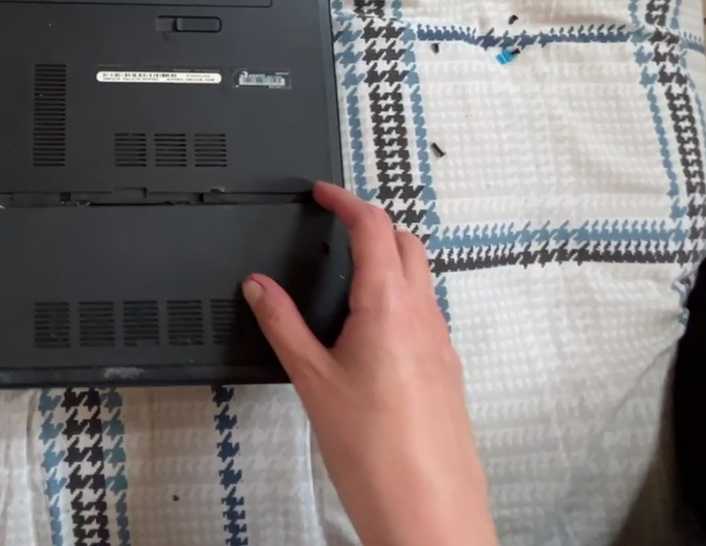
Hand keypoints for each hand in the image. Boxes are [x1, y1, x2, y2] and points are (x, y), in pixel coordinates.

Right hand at [244, 181, 496, 545]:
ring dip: (389, 256)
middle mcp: (424, 317)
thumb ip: (282, 323)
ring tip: (347, 271)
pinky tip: (369, 327)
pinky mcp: (447, 370)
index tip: (323, 192)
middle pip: (406, 241)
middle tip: (336, 222)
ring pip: (421, 275)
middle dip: (371, 222)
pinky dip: (400, 293)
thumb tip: (258, 286)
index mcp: (390, 307)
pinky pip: (427, 309)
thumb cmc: (376, 455)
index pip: (374, 227)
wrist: (431, 521)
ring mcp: (442, 343)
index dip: (346, 200)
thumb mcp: (312, 380)